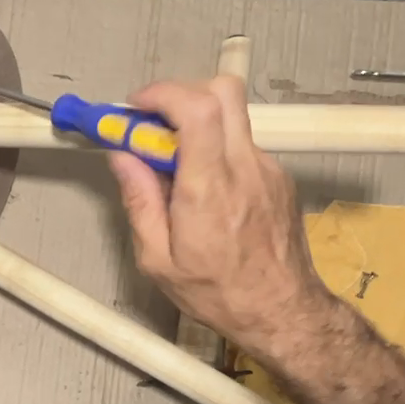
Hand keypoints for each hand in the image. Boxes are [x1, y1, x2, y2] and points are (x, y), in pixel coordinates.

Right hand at [107, 77, 338, 364]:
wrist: (282, 311)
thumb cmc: (218, 292)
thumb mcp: (157, 259)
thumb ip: (139, 201)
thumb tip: (122, 159)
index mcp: (209, 189)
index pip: (197, 109)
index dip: (161, 94)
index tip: (134, 108)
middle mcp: (244, 168)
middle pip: (221, 92)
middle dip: (176, 96)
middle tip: (148, 125)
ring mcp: (267, 169)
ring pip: (229, 118)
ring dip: (192, 127)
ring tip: (167, 167)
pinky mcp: (276, 176)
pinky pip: (239, 144)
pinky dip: (211, 149)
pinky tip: (197, 187)